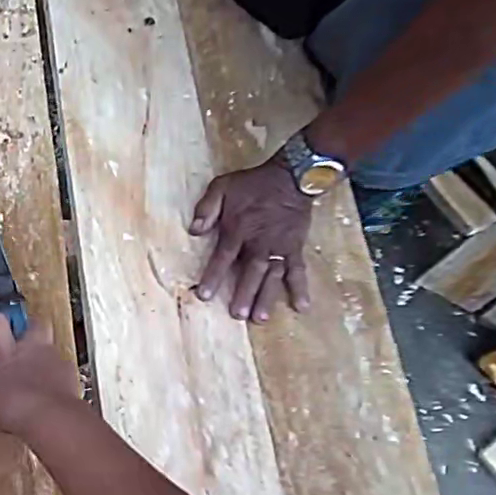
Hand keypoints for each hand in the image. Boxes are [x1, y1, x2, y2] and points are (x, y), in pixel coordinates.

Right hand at [0, 311, 80, 436]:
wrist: (50, 418)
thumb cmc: (17, 407)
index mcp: (7, 353)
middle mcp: (33, 351)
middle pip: (35, 324)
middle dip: (30, 326)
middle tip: (23, 334)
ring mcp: (54, 361)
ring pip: (52, 347)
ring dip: (45, 355)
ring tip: (37, 371)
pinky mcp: (70, 375)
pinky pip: (64, 369)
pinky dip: (58, 376)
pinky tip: (50, 389)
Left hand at [189, 161, 314, 321]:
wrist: (292, 175)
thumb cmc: (254, 184)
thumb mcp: (223, 186)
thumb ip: (207, 207)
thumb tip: (194, 230)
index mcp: (238, 230)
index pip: (223, 257)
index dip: (213, 276)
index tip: (205, 296)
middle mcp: (259, 243)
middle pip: (250, 272)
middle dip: (244, 293)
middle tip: (238, 315)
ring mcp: (279, 247)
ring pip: (272, 276)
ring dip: (266, 297)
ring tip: (260, 318)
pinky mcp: (295, 248)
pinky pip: (298, 270)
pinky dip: (300, 288)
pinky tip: (301, 307)